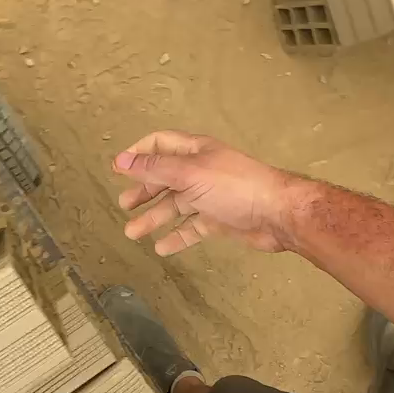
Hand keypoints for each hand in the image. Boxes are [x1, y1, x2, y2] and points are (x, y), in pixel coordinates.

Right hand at [113, 132, 308, 255]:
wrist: (276, 214)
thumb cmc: (234, 187)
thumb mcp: (190, 173)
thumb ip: (155, 169)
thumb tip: (121, 161)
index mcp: (194, 152)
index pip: (160, 144)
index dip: (138, 154)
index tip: (117, 169)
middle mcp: (200, 171)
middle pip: (164, 178)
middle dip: (143, 191)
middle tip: (124, 205)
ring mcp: (209, 197)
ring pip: (175, 206)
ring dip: (154, 217)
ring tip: (133, 232)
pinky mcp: (218, 220)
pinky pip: (191, 228)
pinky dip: (176, 237)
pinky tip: (161, 248)